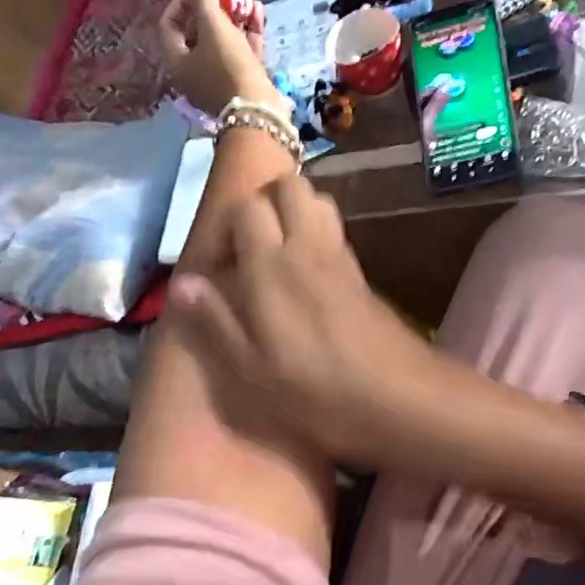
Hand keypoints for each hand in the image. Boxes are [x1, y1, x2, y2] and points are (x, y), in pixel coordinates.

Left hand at [157, 0, 277, 113]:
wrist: (259, 111)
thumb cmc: (229, 67)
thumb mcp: (213, 26)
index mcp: (177, 61)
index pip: (170, 22)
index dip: (184, 0)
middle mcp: (194, 72)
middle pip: (199, 32)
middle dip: (214, 8)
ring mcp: (220, 79)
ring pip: (224, 42)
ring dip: (234, 18)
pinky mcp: (242, 84)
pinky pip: (242, 53)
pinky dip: (248, 33)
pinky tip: (257, 14)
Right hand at [166, 177, 447, 464]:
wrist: (401, 398)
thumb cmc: (317, 392)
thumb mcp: (251, 371)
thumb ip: (216, 321)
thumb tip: (183, 282)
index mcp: (272, 267)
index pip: (249, 206)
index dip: (230, 221)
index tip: (222, 257)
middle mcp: (309, 249)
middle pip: (292, 186)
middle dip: (267, 198)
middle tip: (250, 242)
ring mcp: (343, 259)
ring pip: (320, 203)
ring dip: (297, 212)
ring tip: (278, 253)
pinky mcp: (365, 276)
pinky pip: (337, 233)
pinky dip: (320, 234)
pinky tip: (310, 274)